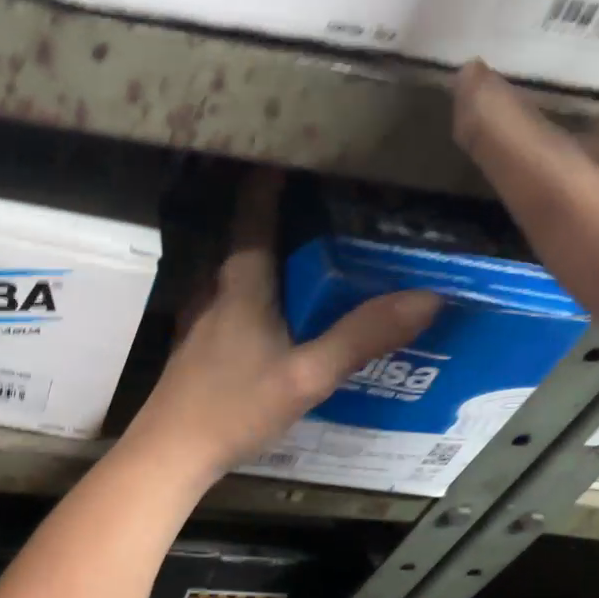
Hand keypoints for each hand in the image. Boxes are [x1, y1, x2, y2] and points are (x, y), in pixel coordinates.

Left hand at [124, 171, 440, 481]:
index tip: (309, 144)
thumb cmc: (232, 409)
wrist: (169, 453)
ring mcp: (203, 315)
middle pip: (252, 233)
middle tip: (338, 197)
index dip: (278, 173)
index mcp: (240, 281)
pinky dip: (265, 285)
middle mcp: (216, 287)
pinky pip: (237, 296)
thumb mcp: (306, 377)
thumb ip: (361, 336)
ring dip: (276, 250)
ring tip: (322, 244)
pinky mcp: (200, 342)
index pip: (256, 207)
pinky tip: (287, 305)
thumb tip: (428, 297)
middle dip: (290, 211)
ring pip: (243, 267)